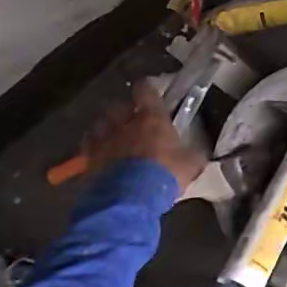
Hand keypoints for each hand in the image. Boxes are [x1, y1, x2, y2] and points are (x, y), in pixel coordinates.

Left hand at [81, 80, 206, 191]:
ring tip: (110, 133)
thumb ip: (192, 154)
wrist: (130, 199)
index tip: (148, 88)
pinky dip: (92, 147)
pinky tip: (97, 153)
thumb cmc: (165, 175)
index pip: (146, 91)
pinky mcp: (89, 159)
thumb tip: (197, 153)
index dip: (146, 87)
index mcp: (151, 118)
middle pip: (118, 105)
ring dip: (105, 126)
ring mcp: (104, 140)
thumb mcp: (191, 165)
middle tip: (130, 116)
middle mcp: (125, 123)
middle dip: (123, 109)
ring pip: (99, 123)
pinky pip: (88, 147)